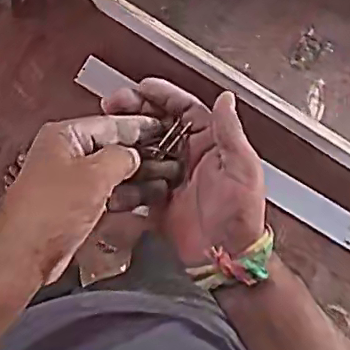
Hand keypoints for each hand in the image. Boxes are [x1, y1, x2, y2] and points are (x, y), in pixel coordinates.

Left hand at [0, 114, 162, 283]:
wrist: (24, 255)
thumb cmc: (49, 211)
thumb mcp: (95, 175)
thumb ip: (121, 157)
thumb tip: (133, 155)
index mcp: (64, 136)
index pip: (109, 123)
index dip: (139, 126)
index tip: (162, 128)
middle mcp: (64, 154)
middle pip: (111, 148)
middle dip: (141, 154)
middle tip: (171, 157)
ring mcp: (68, 181)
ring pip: (110, 174)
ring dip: (137, 177)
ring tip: (167, 178)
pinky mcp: (72, 206)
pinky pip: (105, 195)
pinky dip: (125, 196)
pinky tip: (147, 199)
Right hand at [102, 80, 266, 266]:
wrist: (224, 263)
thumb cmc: (241, 219)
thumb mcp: (243, 171)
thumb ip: (231, 133)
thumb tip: (226, 99)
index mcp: (211, 144)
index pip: (185, 109)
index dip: (163, 95)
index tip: (142, 87)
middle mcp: (188, 156)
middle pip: (158, 122)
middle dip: (136, 108)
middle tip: (115, 102)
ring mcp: (169, 175)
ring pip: (142, 145)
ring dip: (125, 133)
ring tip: (107, 125)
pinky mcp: (154, 197)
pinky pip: (134, 175)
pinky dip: (121, 166)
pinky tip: (110, 159)